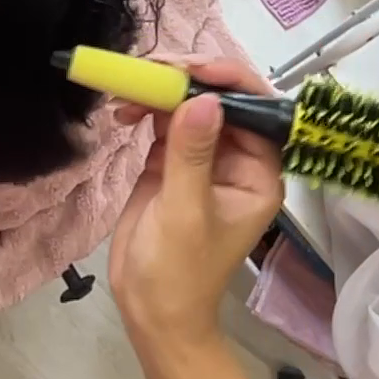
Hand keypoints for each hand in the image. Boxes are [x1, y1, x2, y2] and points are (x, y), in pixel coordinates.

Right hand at [109, 58, 283, 352]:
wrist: (149, 310)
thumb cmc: (178, 272)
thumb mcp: (185, 212)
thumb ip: (192, 154)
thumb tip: (203, 99)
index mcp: (257, 172)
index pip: (254, 111)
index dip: (227, 81)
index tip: (190, 68)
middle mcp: (235, 159)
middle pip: (217, 100)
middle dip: (185, 79)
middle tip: (148, 70)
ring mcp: (201, 157)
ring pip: (186, 105)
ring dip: (158, 91)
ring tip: (125, 88)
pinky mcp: (170, 160)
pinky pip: (162, 120)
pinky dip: (142, 109)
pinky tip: (121, 109)